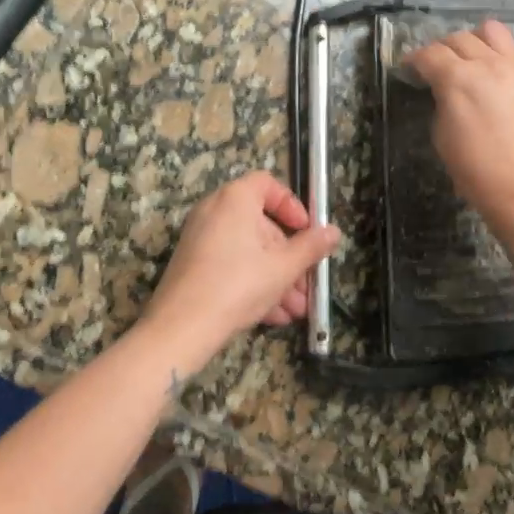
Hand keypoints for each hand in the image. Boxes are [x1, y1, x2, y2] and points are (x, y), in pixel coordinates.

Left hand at [141, 172, 339, 359]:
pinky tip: (273, 315)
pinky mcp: (192, 266)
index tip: (307, 230)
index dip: (292, 205)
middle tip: (306, 282)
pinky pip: (230, 265)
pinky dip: (252, 282)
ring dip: (276, 276)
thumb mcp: (283, 267)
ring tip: (296, 309)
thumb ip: (311, 247)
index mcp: (235, 199)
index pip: (268, 185)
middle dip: (289, 256)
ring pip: (248, 251)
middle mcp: (214, 211)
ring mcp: (200, 239)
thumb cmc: (237, 285)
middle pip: (261, 225)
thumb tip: (333, 232)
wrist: (179, 329)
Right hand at [405, 20, 513, 229]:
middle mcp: (486, 63)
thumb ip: (442, 102)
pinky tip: (492, 68)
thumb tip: (444, 91)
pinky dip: (496, 50)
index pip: (429, 54)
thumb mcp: (442, 136)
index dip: (414, 60)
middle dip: (441, 49)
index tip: (409, 68)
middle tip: (435, 66)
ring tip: (468, 58)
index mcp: (457, 80)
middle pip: (457, 38)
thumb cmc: (477, 170)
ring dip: (472, 40)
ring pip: (489, 31)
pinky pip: (511, 47)